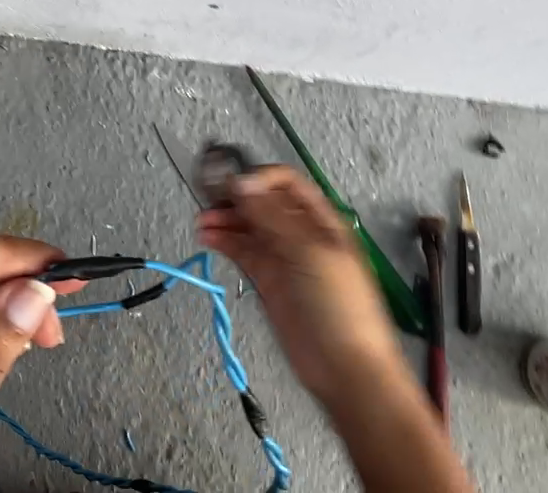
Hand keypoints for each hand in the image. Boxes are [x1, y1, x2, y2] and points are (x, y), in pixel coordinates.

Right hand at [196, 166, 402, 401]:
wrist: (345, 368)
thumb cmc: (339, 306)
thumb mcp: (309, 253)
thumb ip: (273, 216)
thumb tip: (241, 182)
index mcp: (320, 219)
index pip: (284, 183)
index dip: (258, 179)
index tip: (231, 185)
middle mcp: (300, 232)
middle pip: (262, 202)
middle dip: (235, 198)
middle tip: (208, 199)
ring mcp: (282, 256)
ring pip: (248, 225)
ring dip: (224, 219)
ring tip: (203, 222)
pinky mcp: (267, 279)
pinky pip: (241, 250)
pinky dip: (223, 241)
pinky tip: (208, 237)